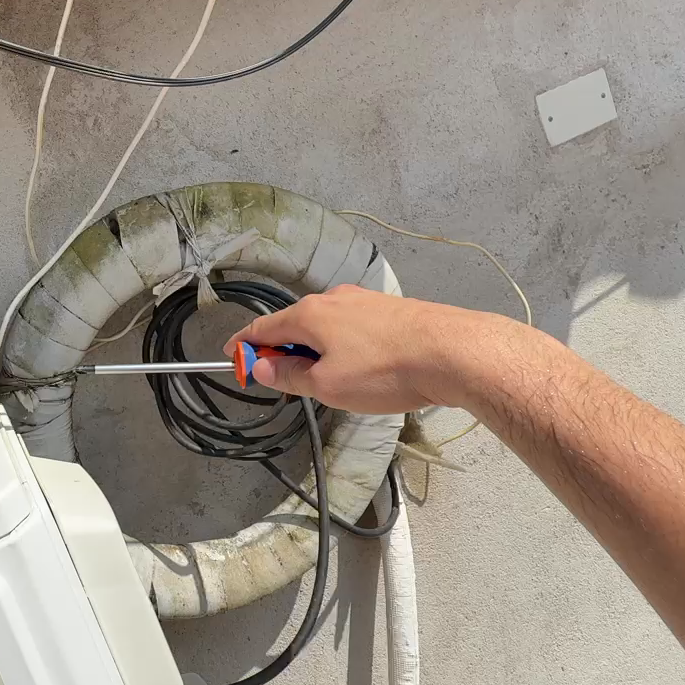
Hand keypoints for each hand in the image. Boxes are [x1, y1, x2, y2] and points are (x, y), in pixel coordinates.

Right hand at [221, 285, 523, 412]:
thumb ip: (291, 376)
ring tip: (322, 375)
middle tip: (279, 376)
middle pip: (292, 323)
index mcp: (308, 315)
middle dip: (280, 348)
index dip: (243, 344)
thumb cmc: (382, 371)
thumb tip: (261, 368)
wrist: (454, 350)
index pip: (262, 328)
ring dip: (313, 346)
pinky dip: (339, 342)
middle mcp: (330, 300)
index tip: (231, 356)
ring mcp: (361, 300)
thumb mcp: (329, 385)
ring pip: (324, 324)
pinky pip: (350, 325)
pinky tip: (358, 363)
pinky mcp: (388, 308)